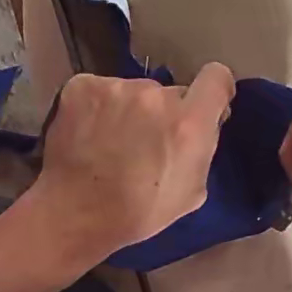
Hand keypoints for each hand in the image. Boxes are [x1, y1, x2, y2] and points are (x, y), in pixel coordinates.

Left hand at [28, 63, 235, 264]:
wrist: (75, 213)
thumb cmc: (139, 212)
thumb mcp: (191, 191)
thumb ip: (202, 149)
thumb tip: (202, 128)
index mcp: (188, 123)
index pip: (216, 77)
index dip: (213, 91)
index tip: (204, 106)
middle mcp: (155, 96)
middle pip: (169, 92)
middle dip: (164, 113)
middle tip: (146, 142)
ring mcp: (115, 88)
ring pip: (133, 92)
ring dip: (129, 110)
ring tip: (111, 142)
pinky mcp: (81, 86)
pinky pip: (100, 91)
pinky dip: (97, 108)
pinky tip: (88, 133)